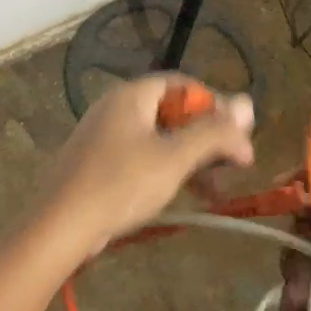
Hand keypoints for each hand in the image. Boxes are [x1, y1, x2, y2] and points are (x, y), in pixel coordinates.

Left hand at [29, 74, 254, 256]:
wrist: (61, 225)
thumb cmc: (121, 184)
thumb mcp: (175, 157)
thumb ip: (213, 131)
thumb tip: (248, 103)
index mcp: (131, 96)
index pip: (183, 85)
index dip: (215, 105)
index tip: (238, 135)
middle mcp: (115, 109)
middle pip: (172, 112)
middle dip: (207, 137)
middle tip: (236, 164)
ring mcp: (104, 137)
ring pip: (159, 139)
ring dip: (191, 159)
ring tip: (216, 191)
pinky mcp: (98, 165)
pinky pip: (141, 158)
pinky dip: (167, 171)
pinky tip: (184, 197)